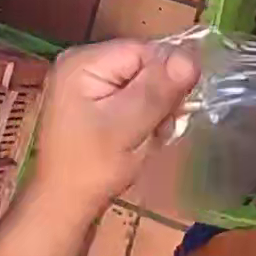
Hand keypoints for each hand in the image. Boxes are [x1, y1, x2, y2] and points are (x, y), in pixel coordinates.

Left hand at [27, 39, 200, 213]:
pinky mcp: (94, 101)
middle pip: (146, 65)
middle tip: (159, 129)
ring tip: (149, 137)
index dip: (168, 77)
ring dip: (156, 110)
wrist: (65, 205)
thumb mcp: (129, 126)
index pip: (146, 51)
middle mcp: (83, 63)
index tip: (174, 110)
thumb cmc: (93, 166)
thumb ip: (158, 90)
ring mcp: (87, 82)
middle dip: (161, 97)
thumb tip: (191, 58)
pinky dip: (145, 117)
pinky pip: (133, 97)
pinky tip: (141, 138)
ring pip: (144, 83)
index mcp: (84, 62)